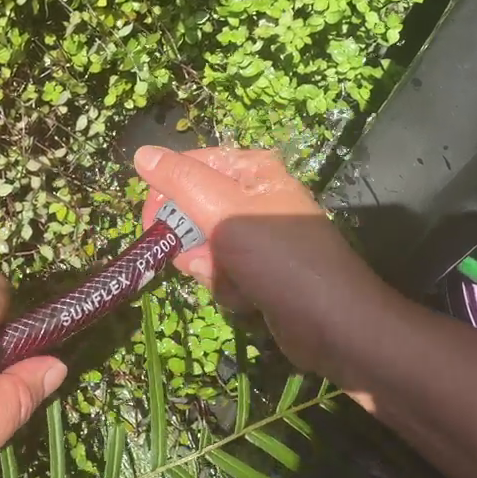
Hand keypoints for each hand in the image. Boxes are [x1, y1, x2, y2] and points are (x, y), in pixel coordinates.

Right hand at [135, 146, 388, 376]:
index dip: (166, 191)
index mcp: (252, 170)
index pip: (190, 165)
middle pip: (194, 208)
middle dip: (191, 237)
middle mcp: (255, 197)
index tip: (150, 221)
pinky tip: (248, 299)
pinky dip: (228, 287)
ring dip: (209, 266)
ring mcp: (260, 237)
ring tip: (232, 278)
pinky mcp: (262, 272)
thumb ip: (179, 180)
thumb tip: (141, 152)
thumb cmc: (278, 257)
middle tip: (195, 254)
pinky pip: (223, 271)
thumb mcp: (222, 210)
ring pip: (205, 245)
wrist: (335, 325)